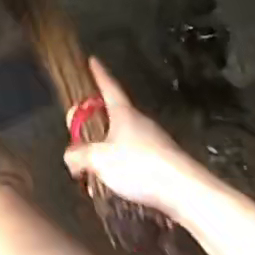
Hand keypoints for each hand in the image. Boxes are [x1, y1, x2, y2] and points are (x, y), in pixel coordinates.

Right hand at [62, 58, 226, 215]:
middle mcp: (139, 123)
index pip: (108, 87)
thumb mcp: (98, 160)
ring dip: (103, 150)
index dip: (99, 74)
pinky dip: (116, 166)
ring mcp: (152, 141)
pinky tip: (109, 184)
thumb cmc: (140, 167)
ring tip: (89, 169)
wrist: (185, 192)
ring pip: (119, 139)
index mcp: (123, 114)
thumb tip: (70, 156)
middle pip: (110, 115)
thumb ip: (77, 155)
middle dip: (92, 121)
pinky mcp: (160, 161)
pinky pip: (131, 157)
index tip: (93, 61)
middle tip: (77, 129)